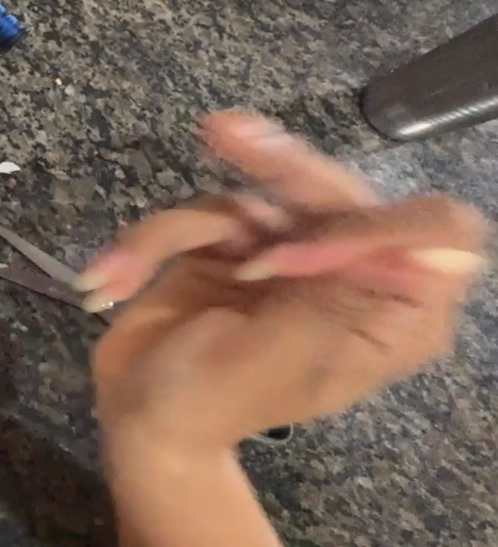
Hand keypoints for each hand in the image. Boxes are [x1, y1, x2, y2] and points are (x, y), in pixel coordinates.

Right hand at [83, 111, 485, 452]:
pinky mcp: (212, 254)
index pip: (425, 234)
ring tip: (111, 275)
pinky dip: (133, 253)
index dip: (366, 225)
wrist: (139, 417)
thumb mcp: (276, 358)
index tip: (279, 256)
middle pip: (329, 197)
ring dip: (159, 238)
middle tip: (222, 130)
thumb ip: (343, 297)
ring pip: (235, 205)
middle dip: (274, 168)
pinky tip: (102, 285)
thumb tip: (444, 246)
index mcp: (389, 309)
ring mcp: (271, 260)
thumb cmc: (211, 402)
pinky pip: (180, 225)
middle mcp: (340, 273)